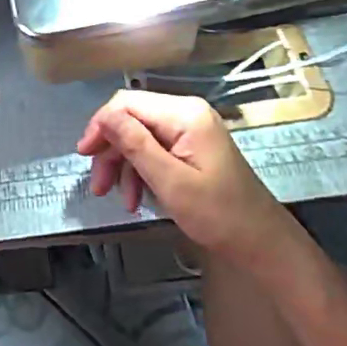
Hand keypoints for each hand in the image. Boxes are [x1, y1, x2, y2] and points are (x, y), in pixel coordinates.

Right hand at [76, 90, 295, 268]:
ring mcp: (191, 128)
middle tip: (97, 184)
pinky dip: (141, 170)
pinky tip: (136, 197)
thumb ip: (136, 145)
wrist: (261, 242)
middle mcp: (187, 112)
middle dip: (111, 150)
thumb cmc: (219, 215)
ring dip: (124, 164)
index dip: (102, 125)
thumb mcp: (171, 182)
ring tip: (117, 197)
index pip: (128, 103)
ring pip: (140, 135)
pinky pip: (155, 147)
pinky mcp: (192, 145)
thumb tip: (104, 117)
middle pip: (132, 118)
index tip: (84, 154)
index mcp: (184, 114)